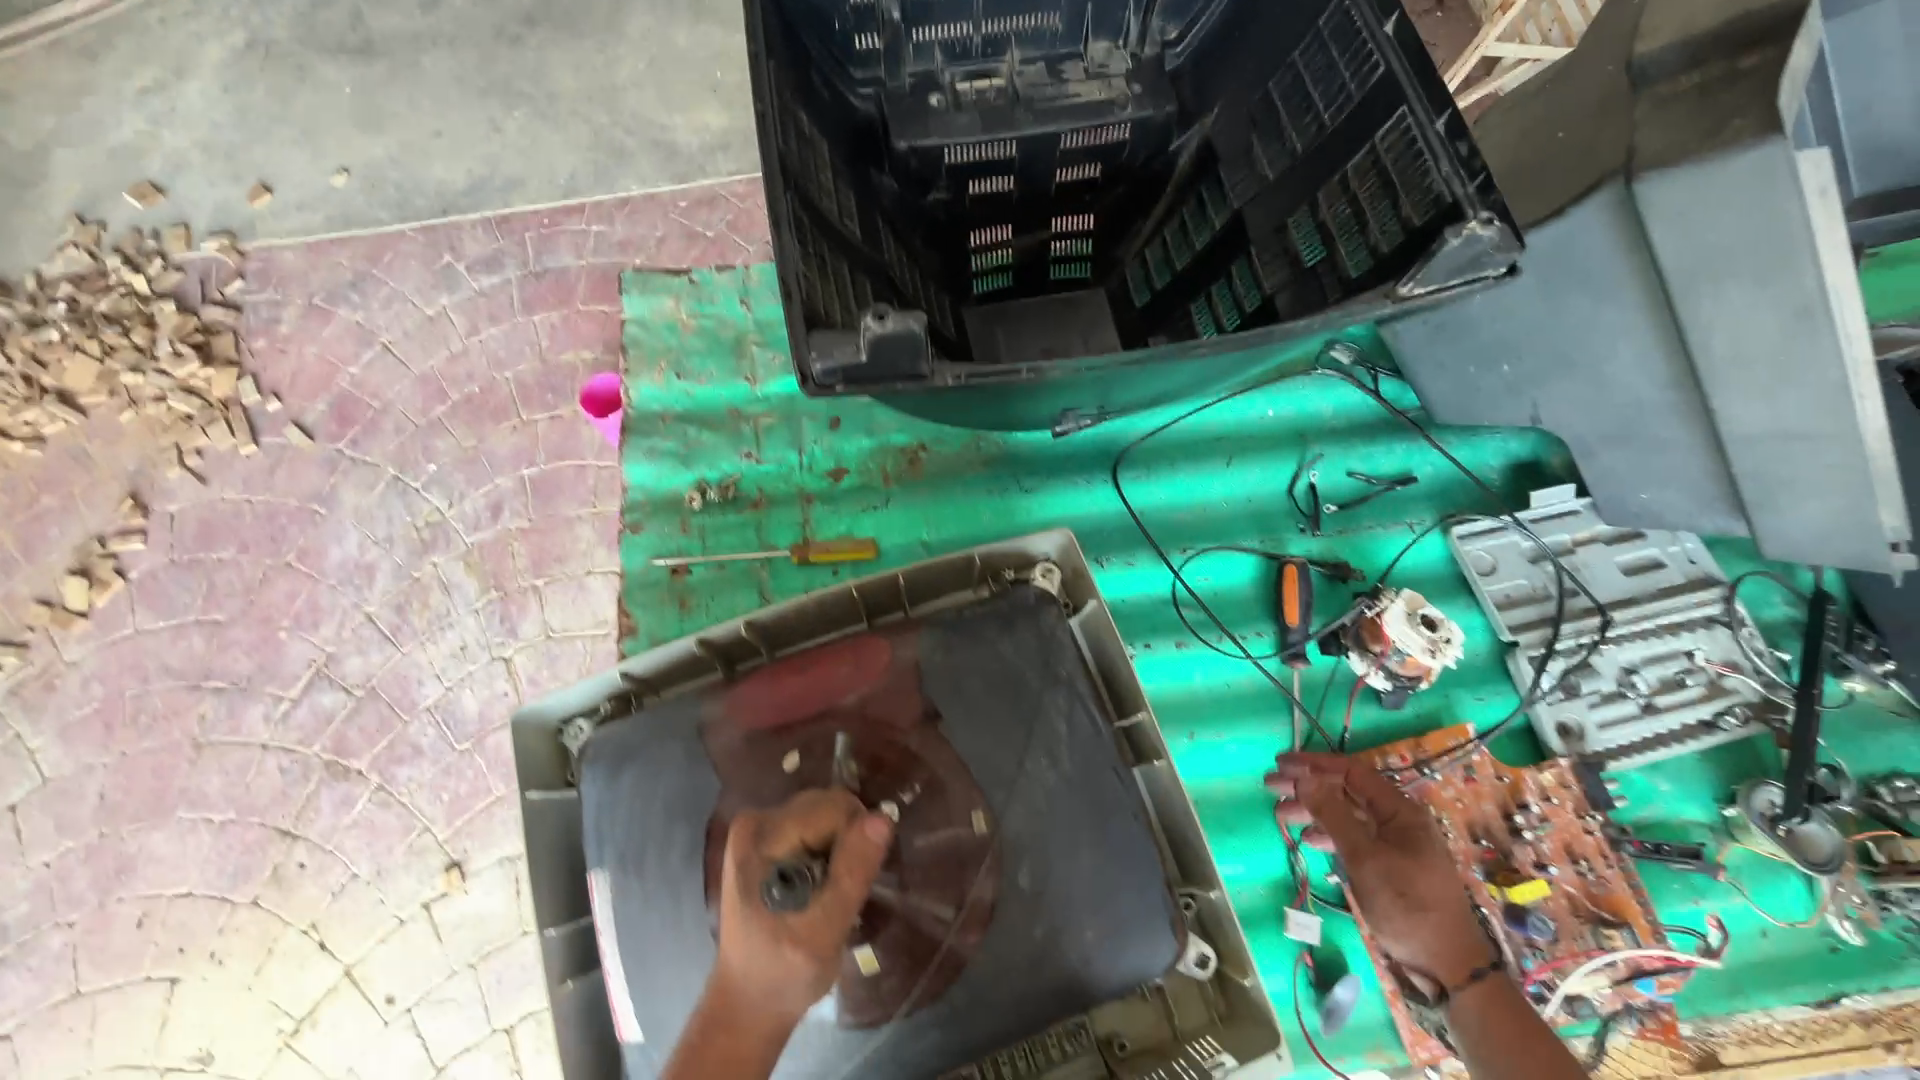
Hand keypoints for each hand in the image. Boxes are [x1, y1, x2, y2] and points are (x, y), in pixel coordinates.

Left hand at [712, 788, 894, 1026]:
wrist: (748, 1002)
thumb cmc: (784, 973)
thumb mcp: (825, 932)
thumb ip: (852, 873)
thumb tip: (882, 818)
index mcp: (761, 837)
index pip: (835, 809)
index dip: (857, 842)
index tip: (850, 886)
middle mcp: (756, 820)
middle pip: (830, 805)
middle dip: (848, 843)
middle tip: (841, 892)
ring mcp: (758, 828)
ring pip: (827, 813)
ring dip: (841, 848)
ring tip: (830, 892)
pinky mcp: (766, 840)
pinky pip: (816, 826)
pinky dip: (829, 852)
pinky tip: (820, 886)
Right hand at [1267, 752, 1493, 989]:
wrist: (1446, 962)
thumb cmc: (1406, 904)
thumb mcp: (1364, 858)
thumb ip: (1333, 815)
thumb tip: (1305, 777)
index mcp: (1399, 810)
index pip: (1351, 772)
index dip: (1314, 764)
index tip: (1280, 763)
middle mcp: (1398, 820)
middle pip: (1346, 792)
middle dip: (1308, 787)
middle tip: (1271, 786)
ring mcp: (1394, 843)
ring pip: (1347, 815)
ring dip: (1314, 812)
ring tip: (1281, 815)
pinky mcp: (1389, 865)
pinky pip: (1354, 838)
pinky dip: (1329, 835)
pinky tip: (1310, 841)